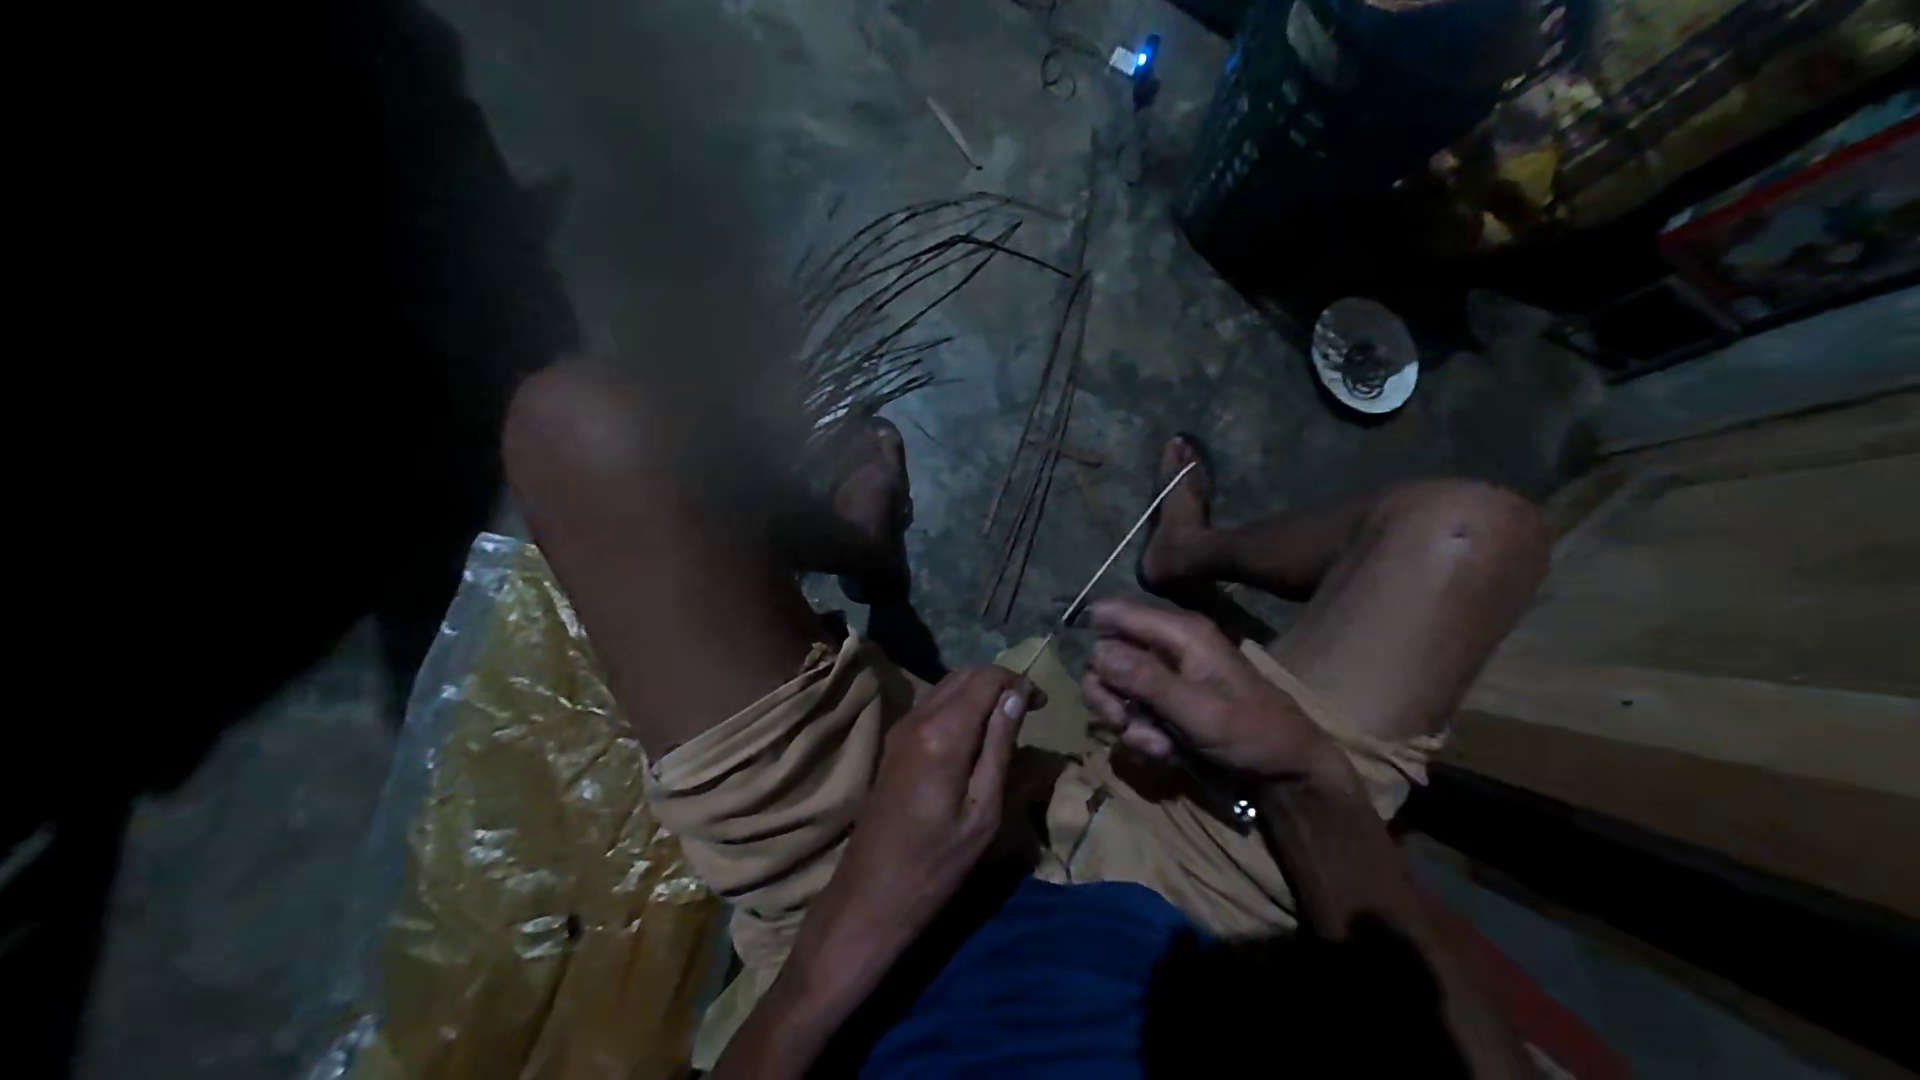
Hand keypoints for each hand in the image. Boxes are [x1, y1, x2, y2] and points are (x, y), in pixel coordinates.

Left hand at [790, 667, 1035, 987]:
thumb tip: (1016, 696)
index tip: (1041, 702)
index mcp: (943, 732)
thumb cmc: (937, 861)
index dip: (1018, 682)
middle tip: (1029, 708)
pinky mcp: (894, 740)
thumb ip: (999, 745)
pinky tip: (976, 732)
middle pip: (965, 675)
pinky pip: (933, 703)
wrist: (871, 893)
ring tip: (1008, 718)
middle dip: (1000, 682)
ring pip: (947, 685)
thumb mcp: (983, 810)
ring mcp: (901, 727)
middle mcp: (918, 717)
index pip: (986, 679)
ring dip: (979, 690)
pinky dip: (959, 703)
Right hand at [1080, 598, 1338, 781]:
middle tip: (1121, 721)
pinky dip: (1140, 734)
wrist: (1284, 773)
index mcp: (1179, 632)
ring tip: (1155, 744)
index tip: (1087, 671)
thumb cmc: (1250, 733)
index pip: (1114, 611)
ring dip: (1124, 720)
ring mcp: (1162, 675)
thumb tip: (1096, 652)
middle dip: (1106, 693)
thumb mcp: (1198, 710)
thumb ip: (1145, 680)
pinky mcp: (1161, 702)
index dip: (1090, 633)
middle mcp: (1165, 646)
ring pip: (1111, 687)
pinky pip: (1129, 711)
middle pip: (1104, 654)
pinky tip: (1165, 751)